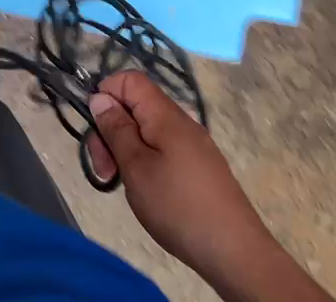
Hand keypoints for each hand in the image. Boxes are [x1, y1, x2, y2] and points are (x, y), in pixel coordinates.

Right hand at [87, 73, 289, 293]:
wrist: (238, 255)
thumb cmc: (178, 206)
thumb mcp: (135, 166)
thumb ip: (115, 128)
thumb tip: (101, 97)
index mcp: (166, 116)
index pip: (130, 80)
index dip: (107, 94)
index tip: (98, 128)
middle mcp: (182, 124)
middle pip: (135, 108)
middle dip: (111, 131)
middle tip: (104, 168)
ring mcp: (194, 147)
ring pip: (147, 132)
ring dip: (125, 151)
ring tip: (121, 183)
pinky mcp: (200, 169)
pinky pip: (163, 151)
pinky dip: (145, 164)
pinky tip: (145, 191)